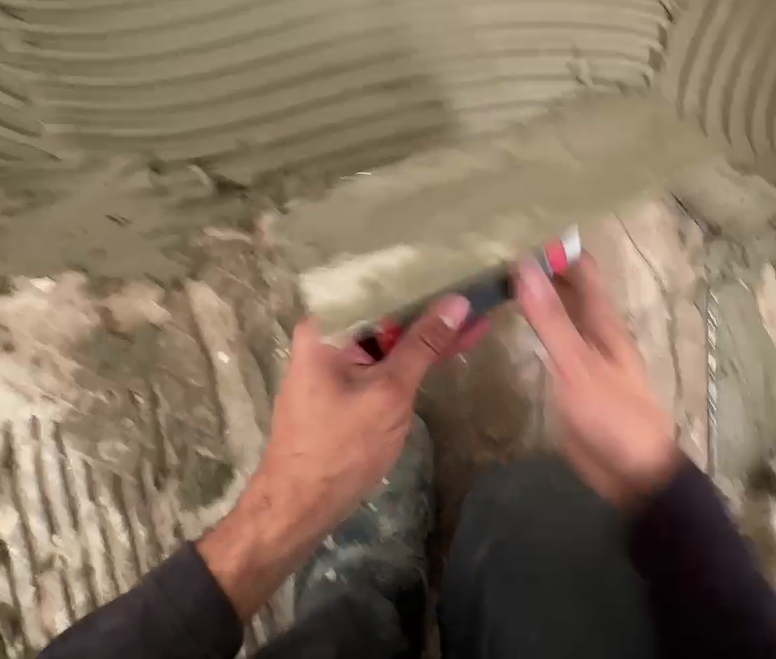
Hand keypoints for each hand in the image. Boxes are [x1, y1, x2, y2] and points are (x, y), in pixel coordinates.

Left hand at [198, 293, 488, 616]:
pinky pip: (386, 357)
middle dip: (431, 303)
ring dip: (429, 331)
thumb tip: (458, 302)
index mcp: (327, 327)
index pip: (380, 286)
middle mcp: (328, 335)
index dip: (421, 277)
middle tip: (475, 287)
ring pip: (391, 335)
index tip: (458, 266)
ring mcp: (337, 360)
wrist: (299, 509)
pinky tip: (451, 346)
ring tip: (476, 315)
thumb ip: (424, 344)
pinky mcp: (347, 383)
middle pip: (387, 309)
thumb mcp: (390, 392)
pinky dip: (416, 355)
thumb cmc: (340, 446)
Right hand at [514, 255, 682, 507]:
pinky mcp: (571, 377)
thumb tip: (524, 265)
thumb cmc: (612, 415)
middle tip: (494, 250)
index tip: (517, 229)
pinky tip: (510, 322)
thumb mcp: (577, 365)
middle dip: (540, 267)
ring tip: (494, 276)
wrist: (633, 474)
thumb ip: (551, 319)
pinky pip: (551, 340)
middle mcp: (594, 329)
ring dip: (536, 294)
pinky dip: (533, 324)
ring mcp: (583, 354)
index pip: (582, 267)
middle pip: (569, 287)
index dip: (556, 247)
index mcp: (604, 320)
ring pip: (559, 312)